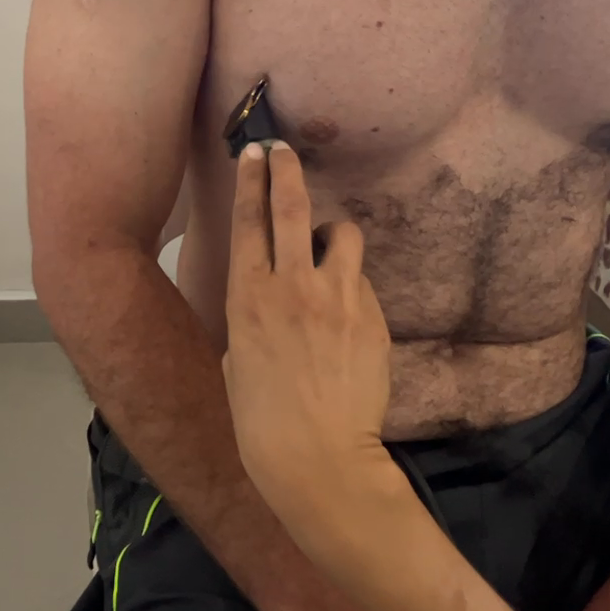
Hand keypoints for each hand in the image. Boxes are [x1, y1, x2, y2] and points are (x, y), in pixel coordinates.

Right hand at [222, 141, 391, 519]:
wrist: (319, 460)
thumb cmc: (260, 419)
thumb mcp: (237, 357)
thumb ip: (253, 314)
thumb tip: (269, 297)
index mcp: (249, 295)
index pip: (249, 220)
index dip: (251, 180)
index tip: (254, 153)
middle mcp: (292, 284)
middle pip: (292, 206)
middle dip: (286, 169)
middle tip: (284, 150)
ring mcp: (338, 297)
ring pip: (342, 233)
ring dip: (332, 232)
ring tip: (328, 249)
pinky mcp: (372, 316)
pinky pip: (361, 281)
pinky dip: (351, 284)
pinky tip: (346, 315)